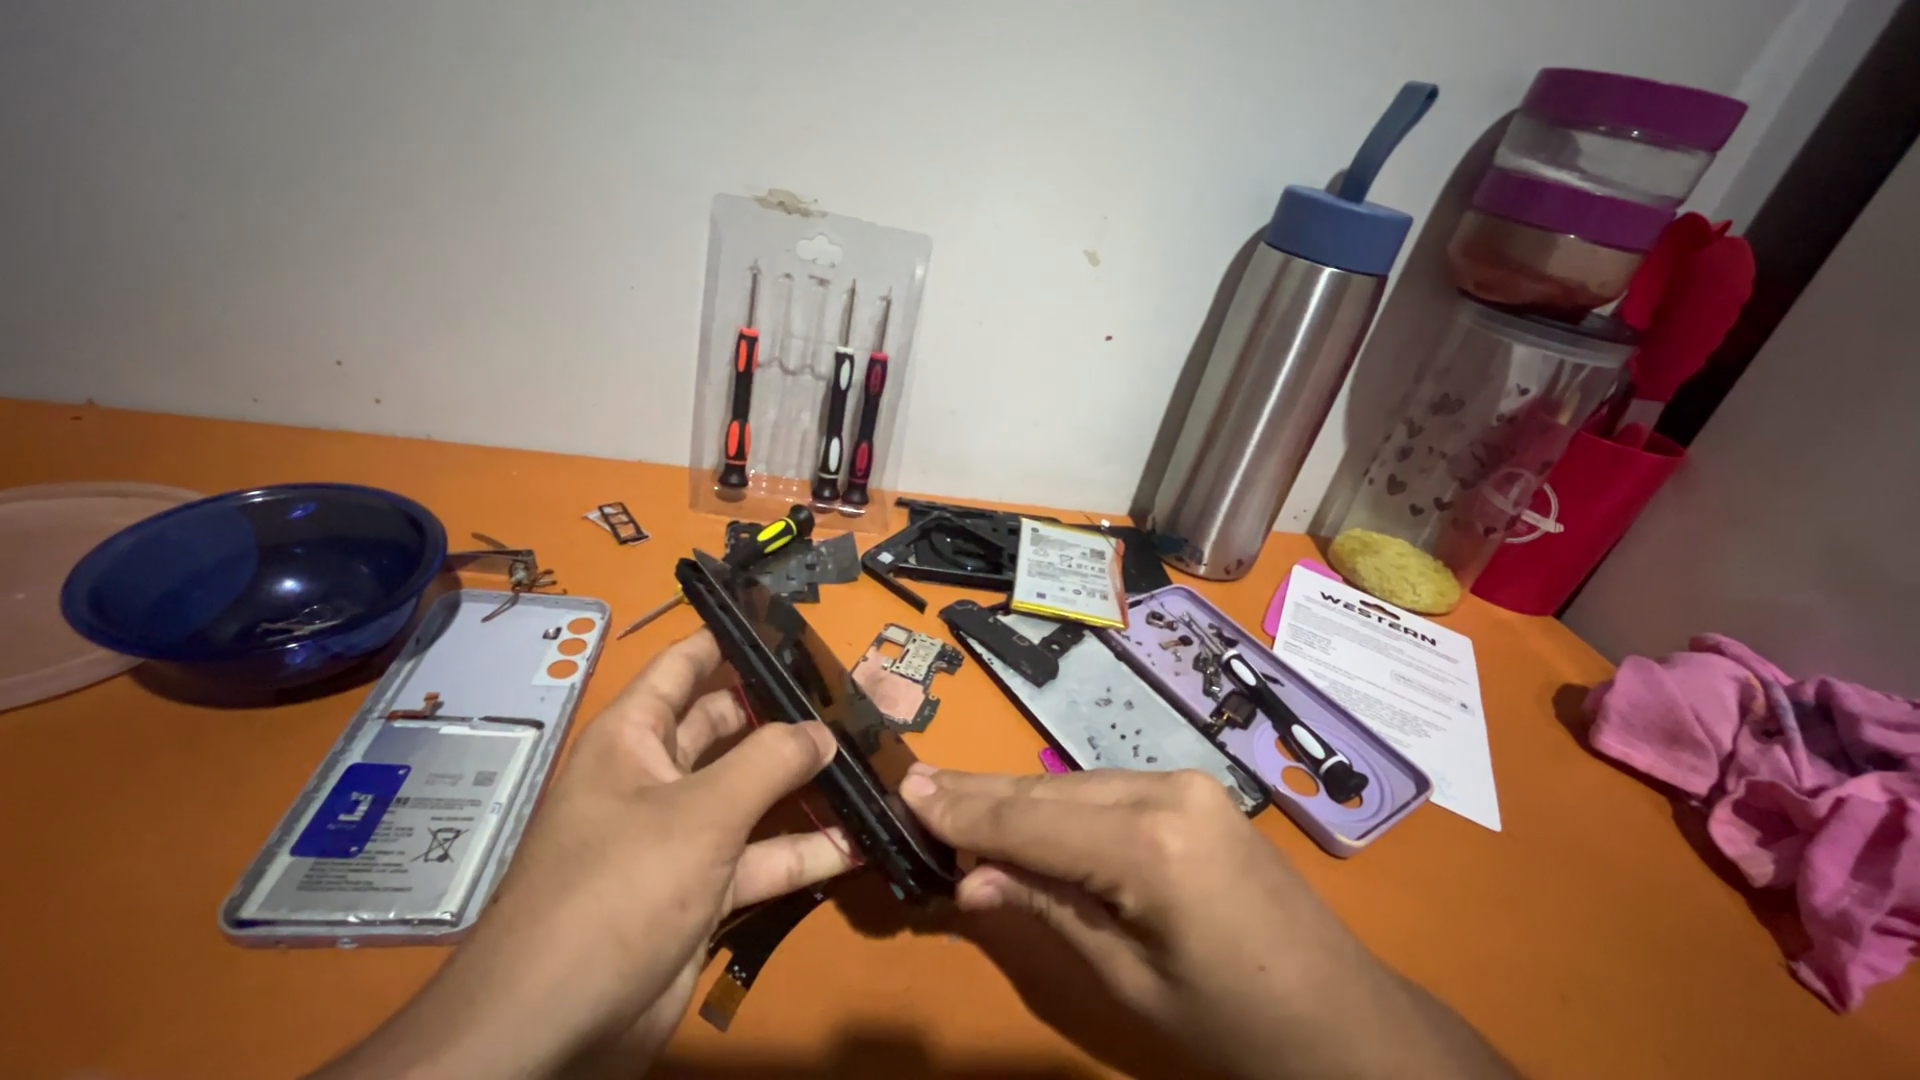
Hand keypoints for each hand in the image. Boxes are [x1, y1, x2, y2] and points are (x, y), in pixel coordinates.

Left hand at [313, 630, 855, 1078]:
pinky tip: (860, 841)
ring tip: (869, 761)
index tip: (787, 620)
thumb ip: (769, 762)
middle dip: (783, 713)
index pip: (684, 666)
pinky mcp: (702, 892)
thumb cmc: (617, 889)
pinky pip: (760, 858)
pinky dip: (804, 851)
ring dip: (805, 784)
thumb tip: (825, 730)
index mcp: (634, 738)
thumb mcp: (699, 813)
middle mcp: (656, 778)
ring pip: (752, 795)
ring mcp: (680, 838)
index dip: (729, 638)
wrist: (554, 1026)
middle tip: (851, 696)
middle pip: (728, 727)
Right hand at [900, 766, 1516, 1079]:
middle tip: (915, 784)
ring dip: (1014, 798)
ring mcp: (1185, 784)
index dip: (964, 809)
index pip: (1030, 819)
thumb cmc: (1232, 1022)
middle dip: (980, 794)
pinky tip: (1022, 813)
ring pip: (1072, 784)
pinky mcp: (1195, 793)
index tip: (904, 791)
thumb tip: (968, 876)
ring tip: (952, 798)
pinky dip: (1056, 804)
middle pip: (1047, 790)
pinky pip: (1105, 791)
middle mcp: (1165, 791)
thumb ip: (1045, 909)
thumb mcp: (1125, 979)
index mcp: (1149, 844)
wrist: (1343, 1019)